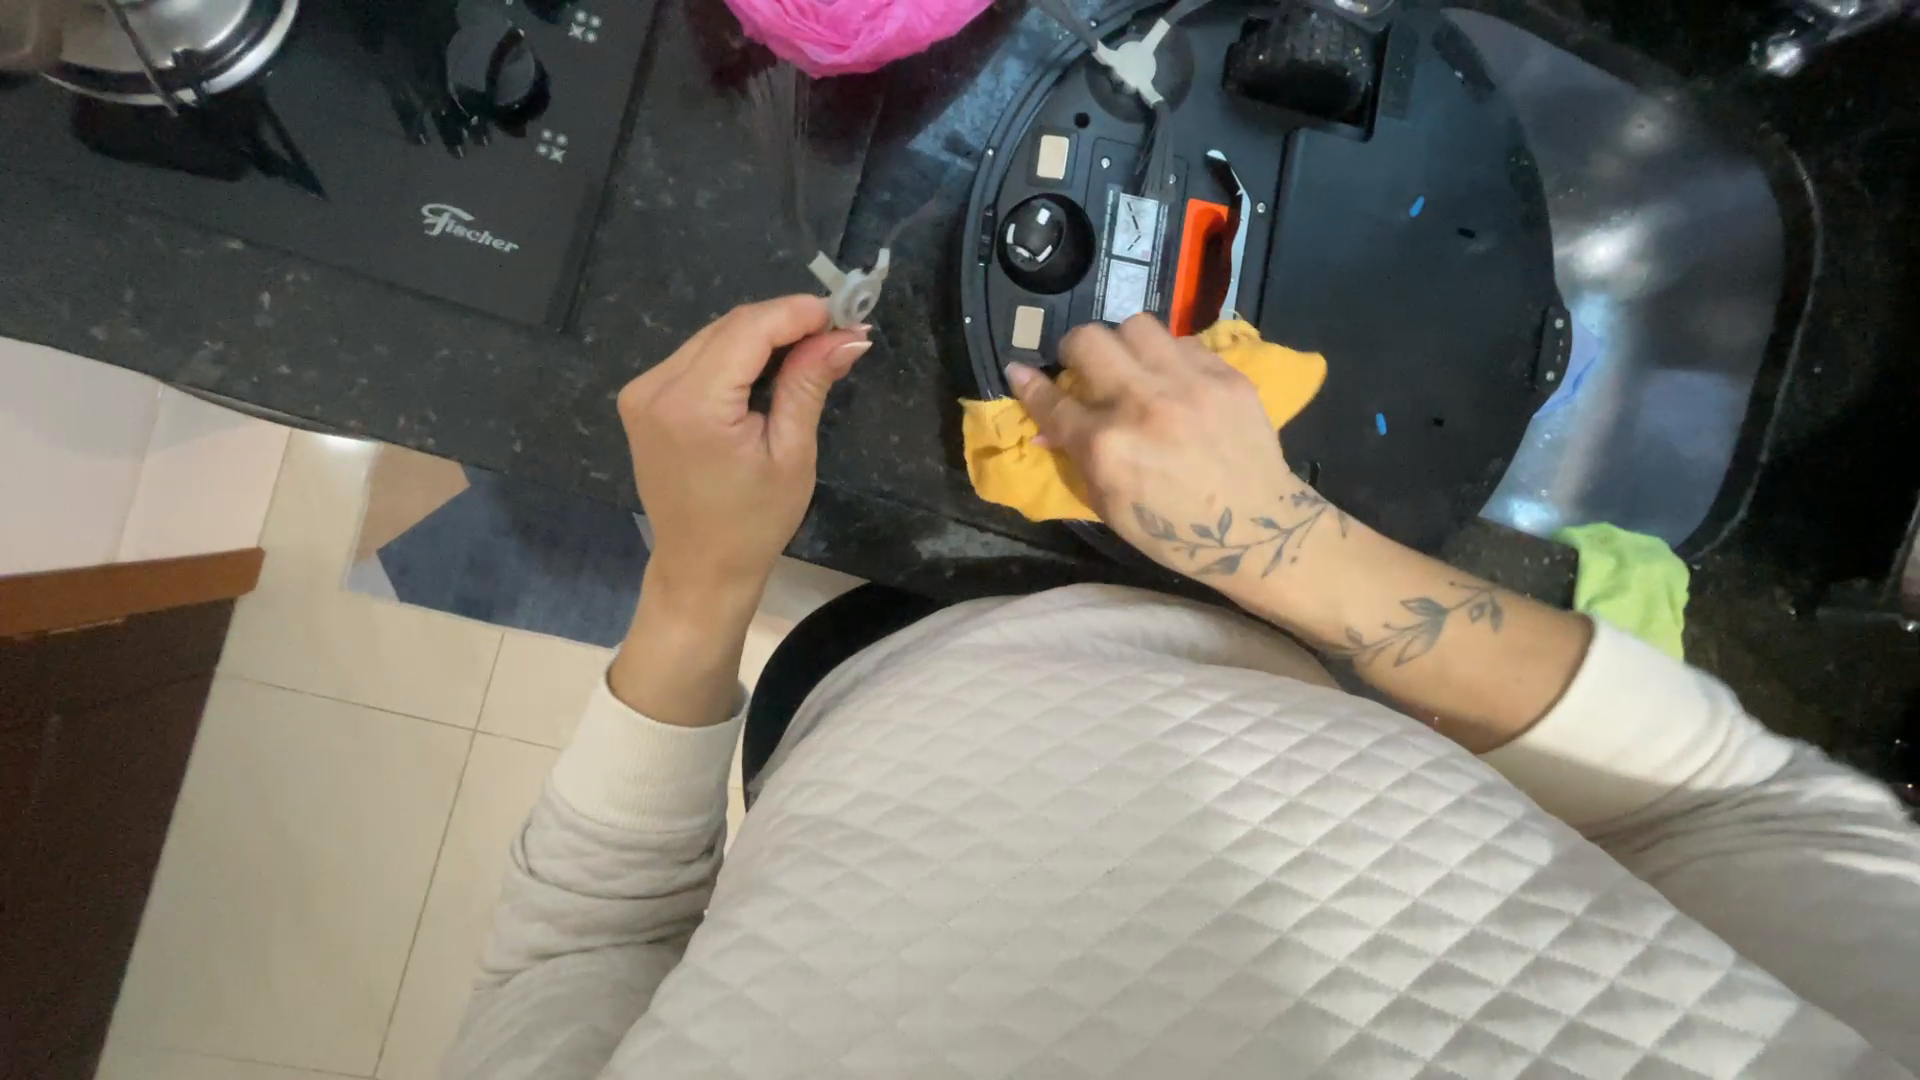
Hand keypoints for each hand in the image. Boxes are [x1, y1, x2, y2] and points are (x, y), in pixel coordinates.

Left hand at [617, 295, 869, 596]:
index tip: (842, 314)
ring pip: (713, 337)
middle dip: (785, 323)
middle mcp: (656, 387)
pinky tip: (769, 370)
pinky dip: (737, 355)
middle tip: (836, 335)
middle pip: (729, 327)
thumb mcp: (792, 455)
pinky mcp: (643, 399)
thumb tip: (846, 338)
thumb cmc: (755, 523)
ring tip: (811, 352)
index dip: (797, 313)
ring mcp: (642, 391)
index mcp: (694, 406)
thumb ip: (809, 386)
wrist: (701, 567)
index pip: (748, 329)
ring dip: (763, 337)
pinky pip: (697, 358)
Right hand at [1005, 314, 1312, 593]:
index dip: (1029, 384)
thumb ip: (1077, 460)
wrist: (1257, 529)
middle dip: (1073, 349)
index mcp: (1108, 447)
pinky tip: (1173, 380)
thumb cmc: (1173, 532)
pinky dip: (1167, 356)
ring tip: (1130, 366)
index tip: (1018, 370)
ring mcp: (1189, 383)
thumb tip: (1047, 429)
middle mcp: (1143, 404)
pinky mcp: (1227, 375)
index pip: (1053, 401)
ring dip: (1122, 344)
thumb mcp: (1109, 507)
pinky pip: (1182, 341)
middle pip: (1089, 340)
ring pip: (1136, 326)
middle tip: (1081, 367)